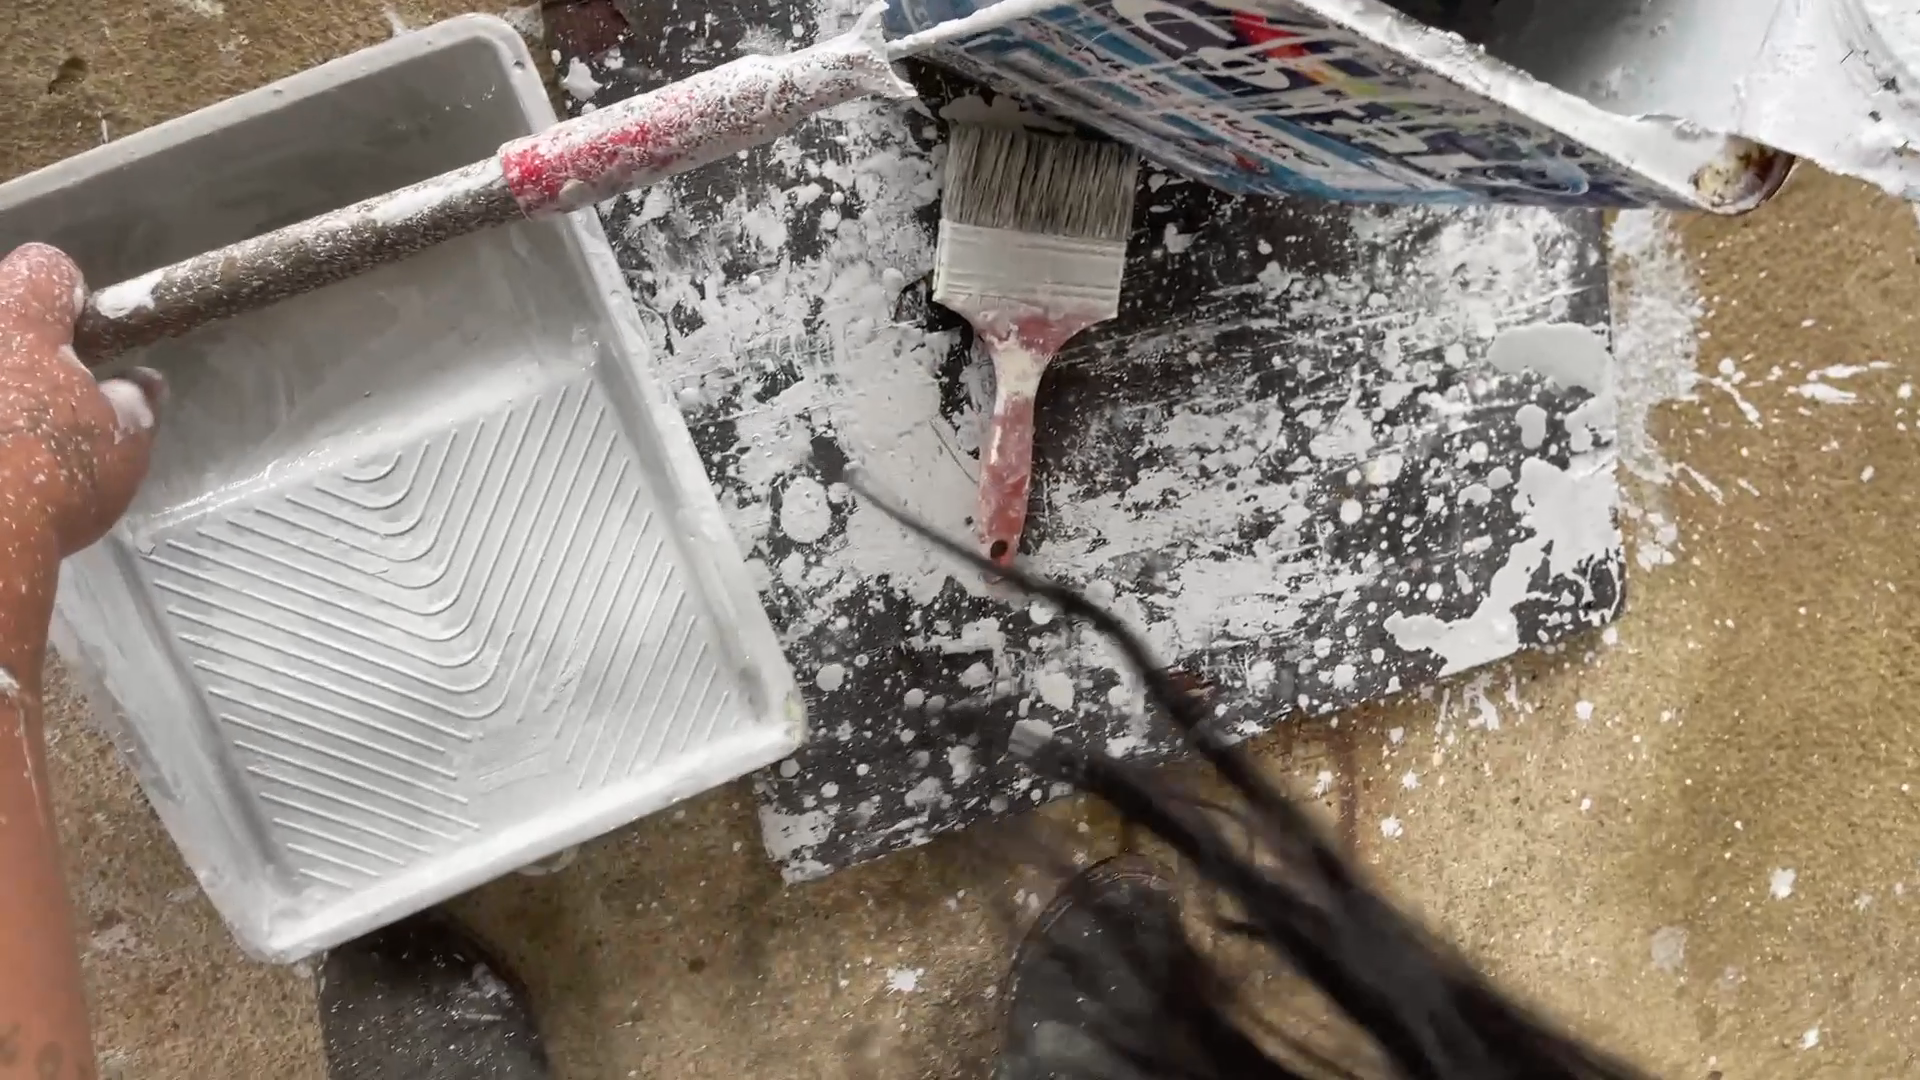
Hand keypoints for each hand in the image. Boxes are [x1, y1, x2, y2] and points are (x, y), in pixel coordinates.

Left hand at [0, 242, 163, 562]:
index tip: (87, 333)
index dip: (71, 294)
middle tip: (43, 397)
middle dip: (21, 350)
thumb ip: (134, 402)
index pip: (46, 270)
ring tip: (9, 436)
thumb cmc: (56, 481)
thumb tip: (137, 381)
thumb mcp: (126, 443)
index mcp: (16, 326)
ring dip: (3, 390)